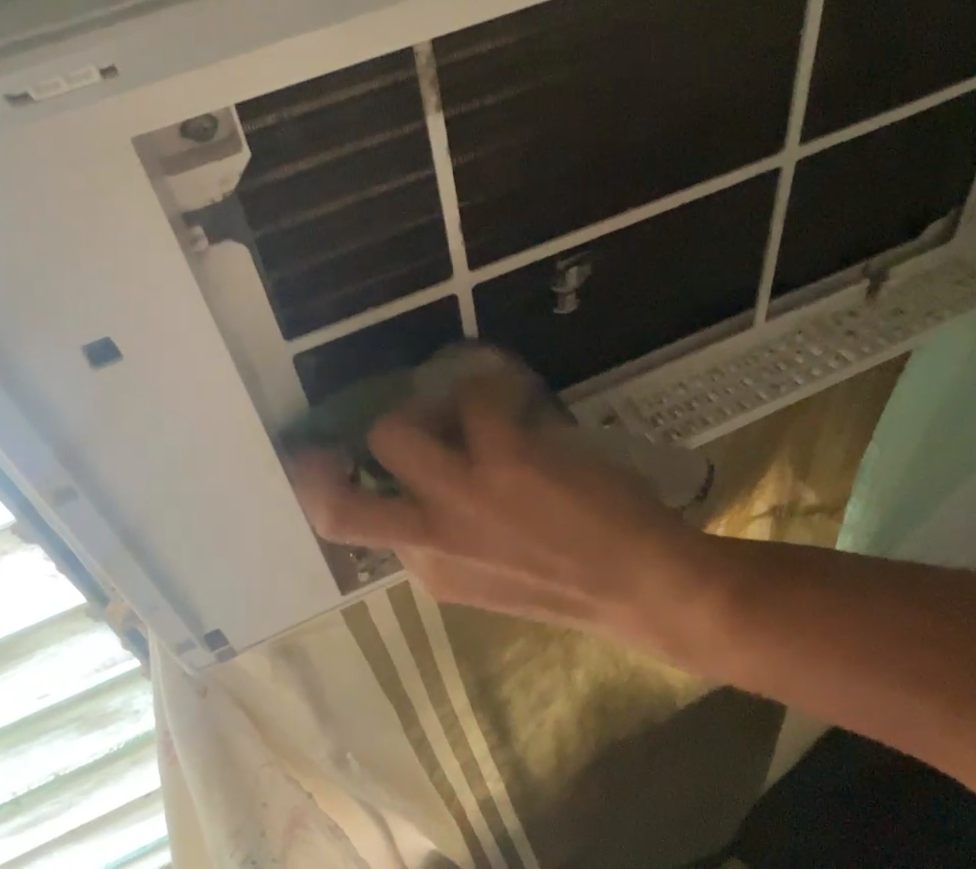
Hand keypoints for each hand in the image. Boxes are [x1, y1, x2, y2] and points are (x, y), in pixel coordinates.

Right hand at [287, 384, 697, 632]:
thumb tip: (423, 479)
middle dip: (330, 458)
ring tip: (461, 408)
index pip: (350, 530)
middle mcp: (429, 538)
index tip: (330, 463)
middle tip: (368, 427)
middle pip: (335, 497)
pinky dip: (488, 388)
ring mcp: (459, 495)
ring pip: (391, 429)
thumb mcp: (490, 575)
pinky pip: (471, 395)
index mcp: (429, 571)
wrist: (645, 586)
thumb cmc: (575, 579)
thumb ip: (446, 539)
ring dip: (420, 410)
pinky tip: (516, 398)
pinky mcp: (501, 456)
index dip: (333, 487)